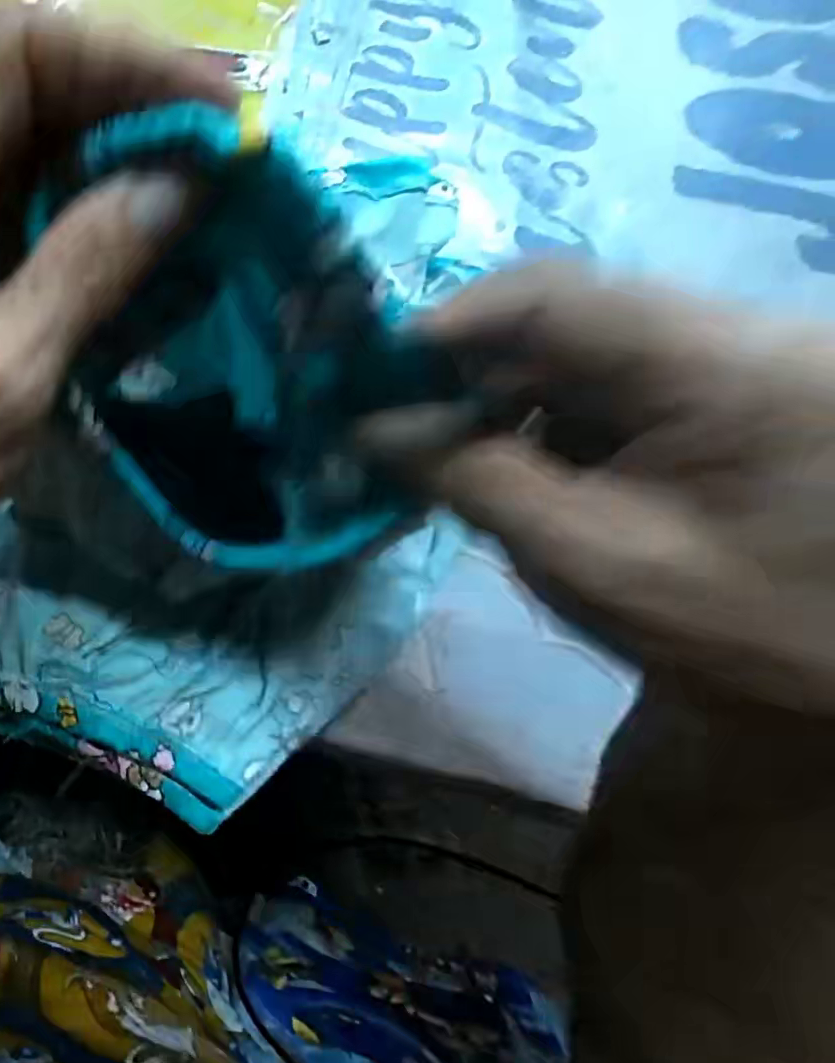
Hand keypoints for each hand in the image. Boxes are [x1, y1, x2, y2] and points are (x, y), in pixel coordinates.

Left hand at [0, 2, 237, 638]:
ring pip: (11, 148)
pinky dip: (66, 210)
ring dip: (101, 157)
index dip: (123, 56)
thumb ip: (94, 258)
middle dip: (122, 104)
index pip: (13, 49)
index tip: (213, 110)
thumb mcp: (13, 367)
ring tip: (190, 189)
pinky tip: (125, 233)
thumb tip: (183, 174)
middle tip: (218, 152)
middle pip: (13, 89)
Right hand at [360, 261, 834, 713]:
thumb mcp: (581, 554)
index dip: (448, 318)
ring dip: (470, 390)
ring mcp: (716, 365)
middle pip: (554, 315)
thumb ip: (467, 477)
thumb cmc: (723, 623)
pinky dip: (505, 411)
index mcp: (731, 369)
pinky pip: (575, 380)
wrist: (834, 675)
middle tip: (370, 409)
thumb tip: (363, 426)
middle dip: (448, 361)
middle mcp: (732, 340)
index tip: (365, 367)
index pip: (560, 298)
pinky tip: (465, 449)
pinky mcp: (694, 396)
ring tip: (407, 438)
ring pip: (556, 347)